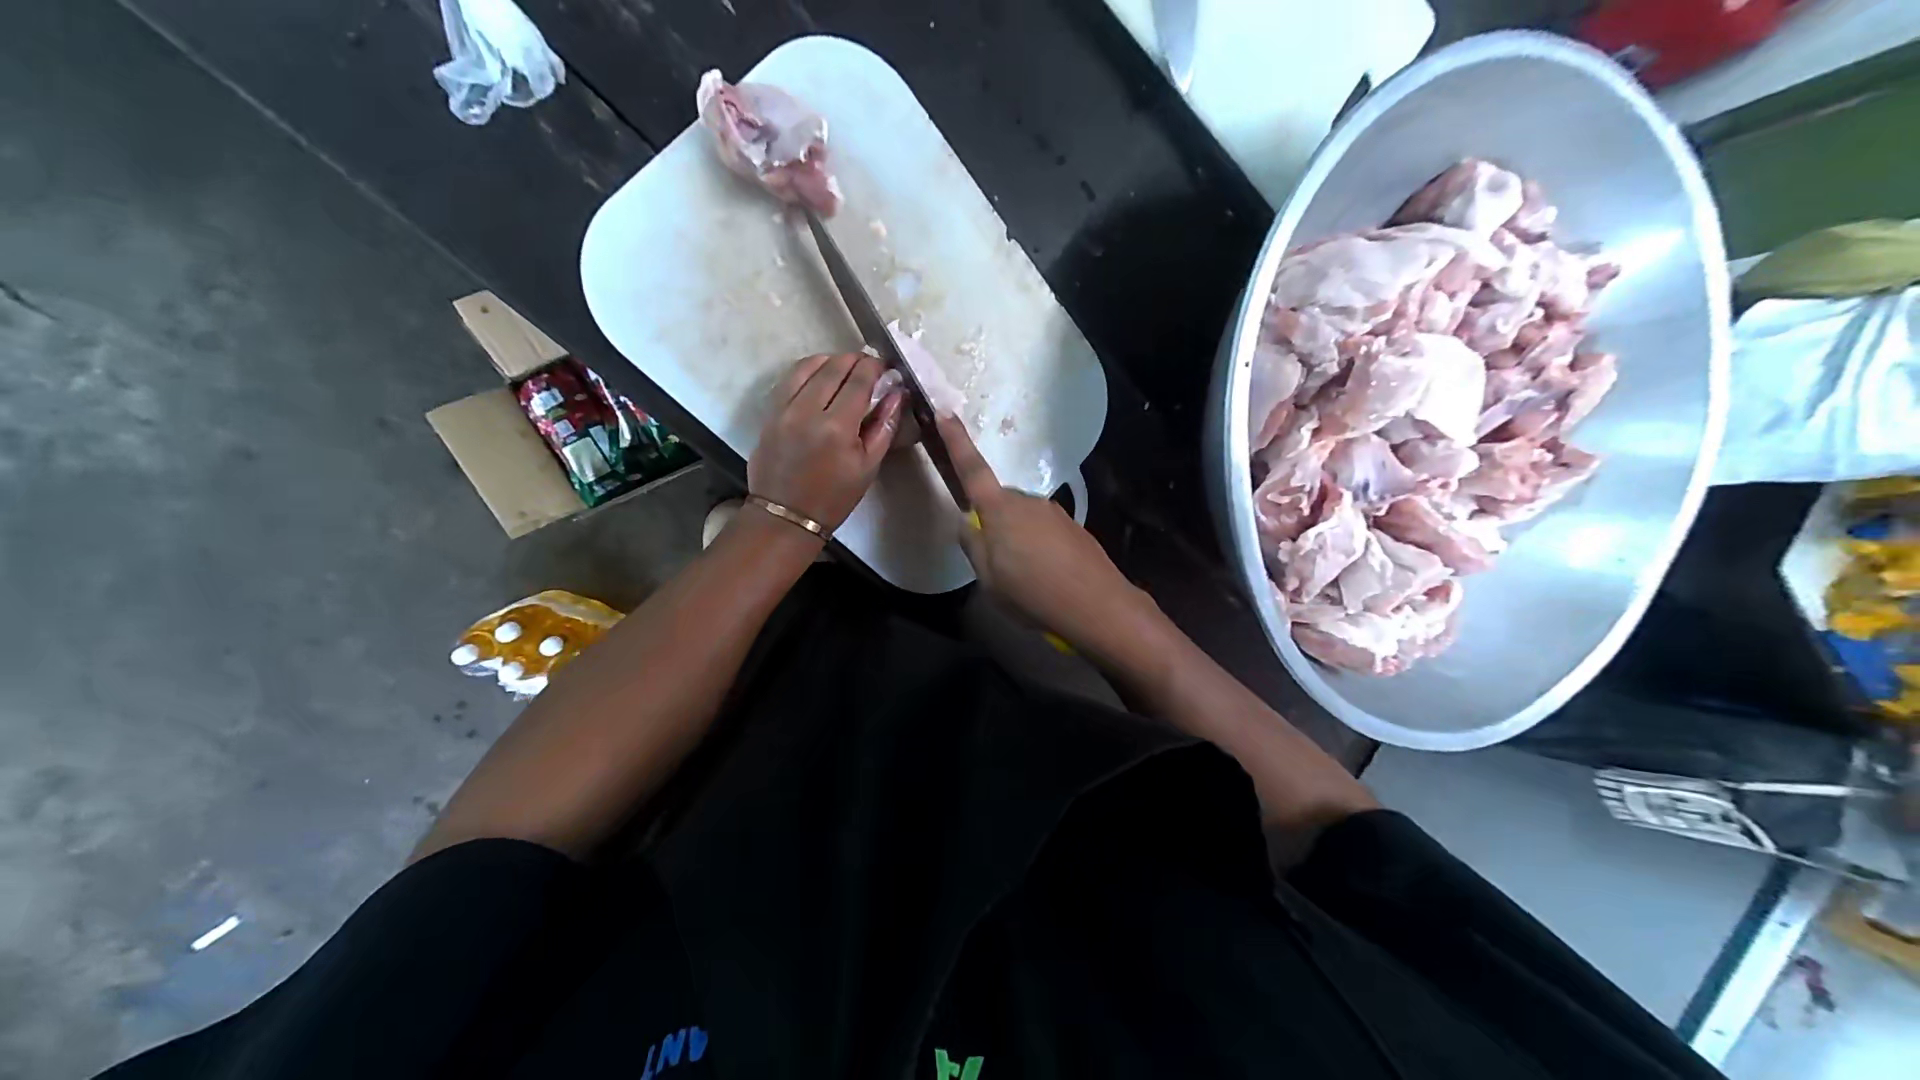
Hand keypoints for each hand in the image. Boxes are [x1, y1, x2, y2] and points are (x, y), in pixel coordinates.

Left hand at [749, 353, 902, 531]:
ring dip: (830, 361)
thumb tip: (896, 393)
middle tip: (869, 364)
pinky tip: (820, 377)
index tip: (886, 366)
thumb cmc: (834, 497)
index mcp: (837, 427)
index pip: (859, 380)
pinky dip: (808, 371)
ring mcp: (784, 409)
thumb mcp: (868, 467)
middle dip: (854, 360)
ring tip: (844, 367)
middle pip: (833, 367)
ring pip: (807, 366)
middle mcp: (807, 410)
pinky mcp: (770, 413)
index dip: (875, 367)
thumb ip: (884, 426)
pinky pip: (790, 379)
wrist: (786, 515)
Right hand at [940, 413, 1153, 647]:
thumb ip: (973, 547)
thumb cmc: (1032, 593)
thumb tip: (968, 525)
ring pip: (1023, 518)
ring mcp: (1054, 513)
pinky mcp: (1074, 528)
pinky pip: (1045, 531)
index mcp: (1000, 510)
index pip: (972, 469)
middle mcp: (1027, 502)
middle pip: (1000, 502)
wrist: (1097, 605)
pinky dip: (1040, 547)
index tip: (946, 414)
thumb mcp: (988, 579)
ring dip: (1018, 538)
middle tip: (996, 562)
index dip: (956, 441)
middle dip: (993, 522)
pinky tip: (1047, 576)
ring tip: (1025, 577)